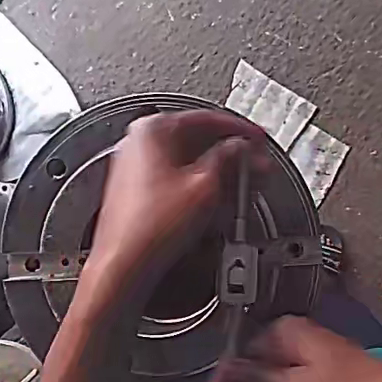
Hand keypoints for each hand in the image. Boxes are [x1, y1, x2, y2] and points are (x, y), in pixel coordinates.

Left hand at [84, 109, 269, 297]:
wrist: (124, 263)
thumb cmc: (151, 227)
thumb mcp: (205, 186)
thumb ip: (228, 158)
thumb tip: (240, 148)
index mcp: (152, 130)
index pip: (206, 118)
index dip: (239, 129)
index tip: (257, 139)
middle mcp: (139, 143)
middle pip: (197, 140)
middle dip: (231, 154)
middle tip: (255, 164)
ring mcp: (136, 167)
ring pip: (188, 161)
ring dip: (218, 171)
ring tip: (243, 184)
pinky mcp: (138, 190)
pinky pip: (177, 178)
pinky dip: (200, 185)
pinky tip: (219, 198)